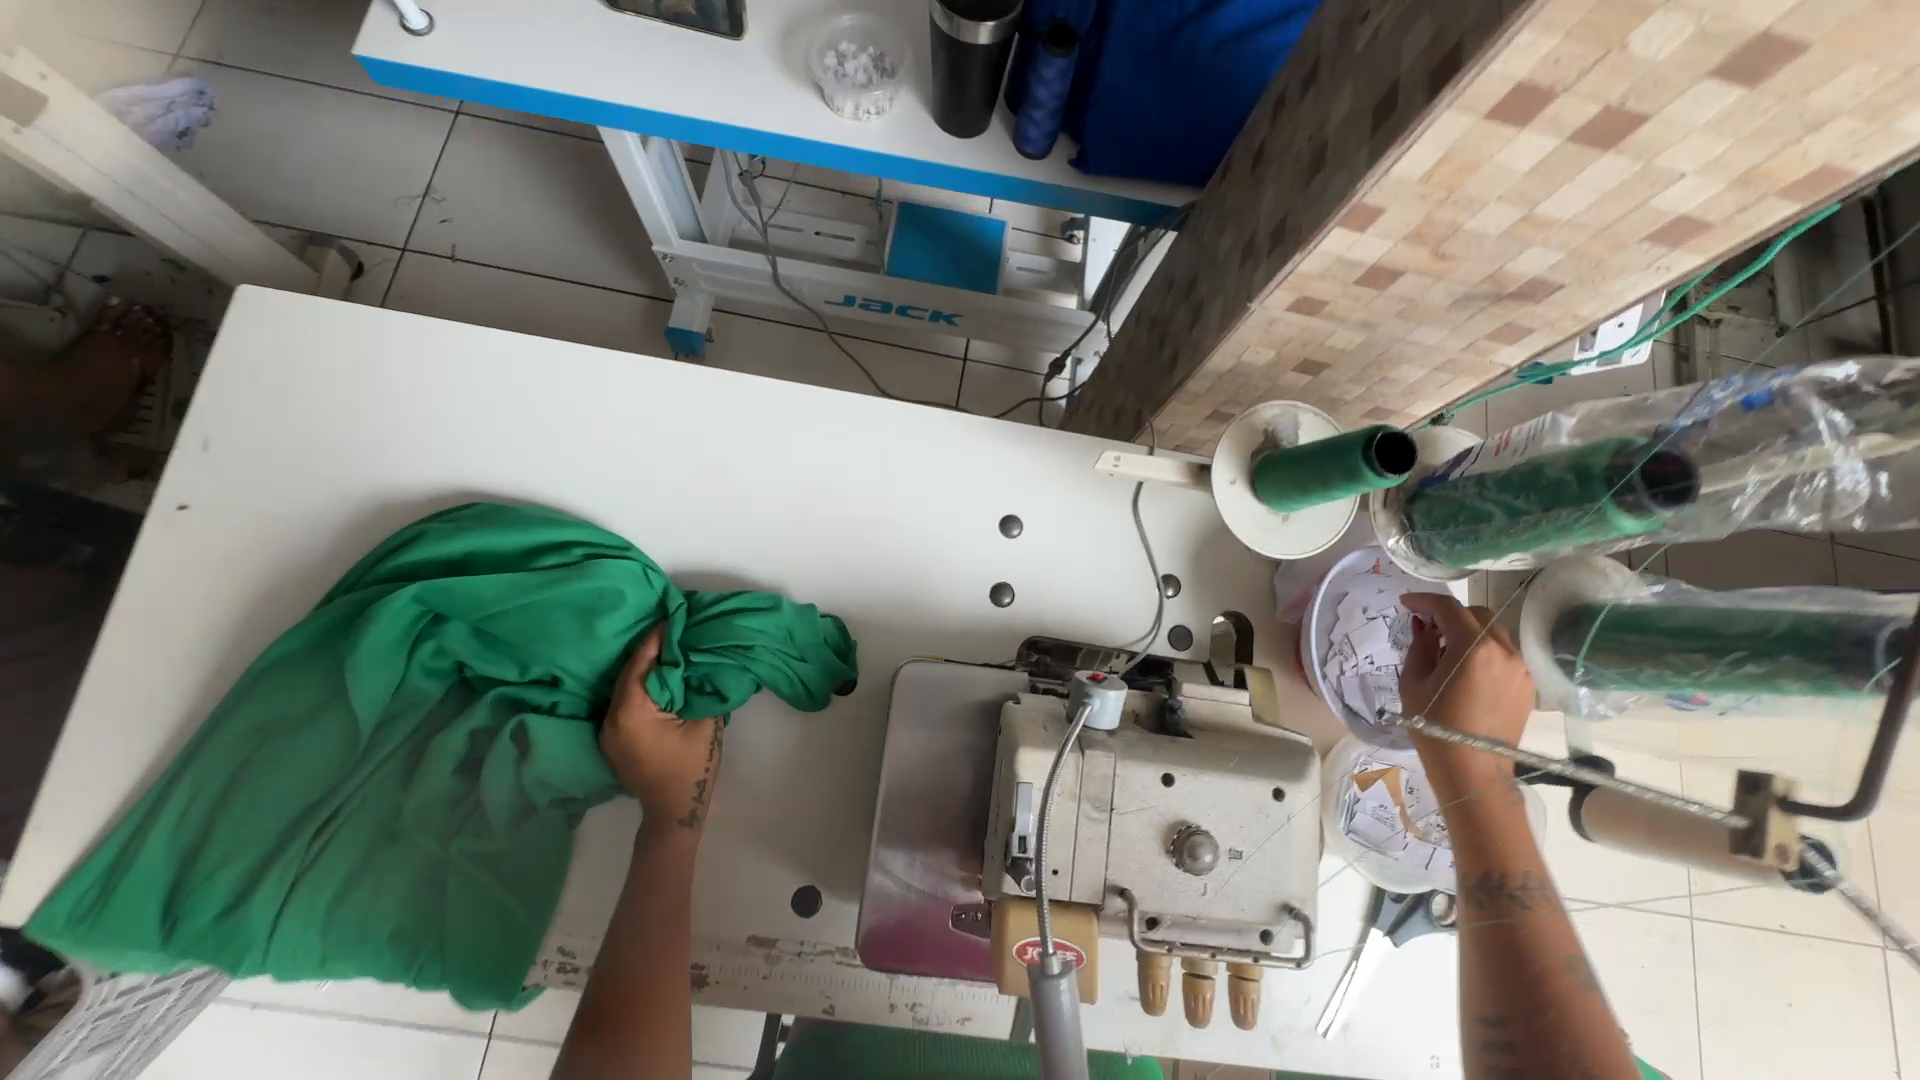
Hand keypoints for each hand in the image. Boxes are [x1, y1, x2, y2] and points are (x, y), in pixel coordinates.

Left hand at [601, 627, 722, 845]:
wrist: (673, 813)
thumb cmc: (691, 768)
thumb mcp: (705, 725)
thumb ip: (701, 689)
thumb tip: (703, 663)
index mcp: (631, 712)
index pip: (640, 665)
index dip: (656, 640)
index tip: (673, 618)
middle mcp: (610, 718)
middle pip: (629, 674)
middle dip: (651, 651)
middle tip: (673, 629)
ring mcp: (608, 731)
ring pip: (626, 688)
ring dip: (645, 669)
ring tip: (669, 649)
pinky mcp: (614, 740)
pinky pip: (625, 703)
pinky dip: (641, 687)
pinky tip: (660, 679)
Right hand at [1398, 593, 1534, 781]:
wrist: (1472, 769)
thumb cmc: (1434, 725)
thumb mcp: (1413, 682)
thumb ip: (1420, 647)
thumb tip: (1425, 628)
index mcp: (1473, 647)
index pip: (1448, 608)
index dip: (1424, 600)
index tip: (1405, 603)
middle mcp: (1504, 651)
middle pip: (1476, 614)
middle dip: (1449, 613)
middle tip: (1425, 626)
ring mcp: (1520, 668)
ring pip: (1494, 632)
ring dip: (1468, 630)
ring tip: (1445, 649)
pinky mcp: (1526, 685)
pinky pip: (1504, 654)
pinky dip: (1483, 650)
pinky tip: (1465, 669)